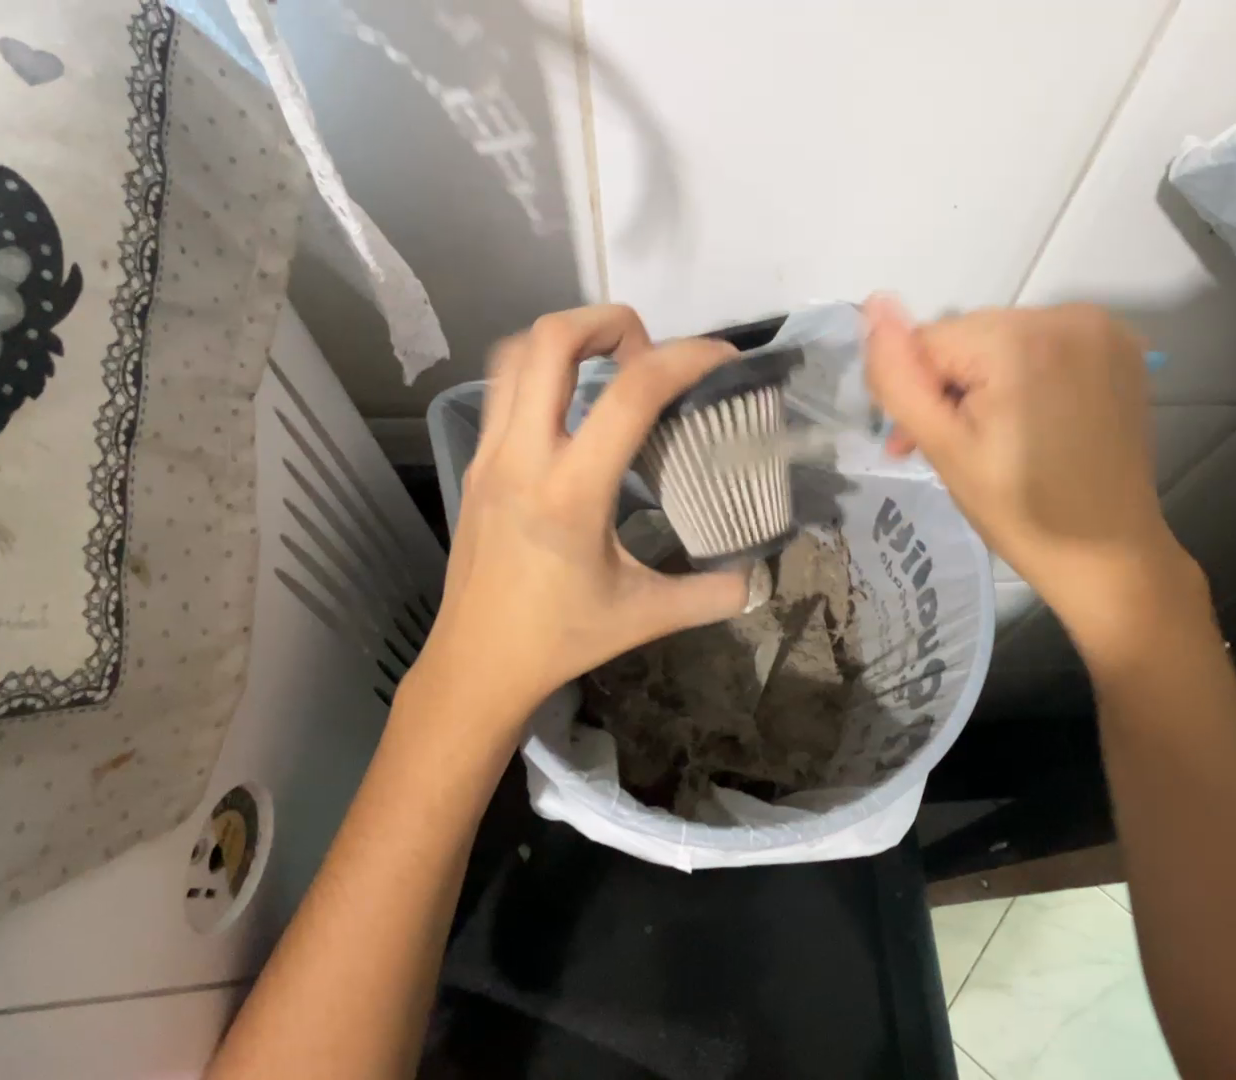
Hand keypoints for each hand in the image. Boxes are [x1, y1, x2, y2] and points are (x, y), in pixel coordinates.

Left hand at [421, 305, 751, 717]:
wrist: (475, 665)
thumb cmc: (560, 641)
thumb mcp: (645, 616)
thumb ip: (712, 594)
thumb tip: (759, 576)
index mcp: (572, 492)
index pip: (631, 393)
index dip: (686, 358)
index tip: (724, 360)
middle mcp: (522, 458)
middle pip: (550, 340)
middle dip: (610, 321)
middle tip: (651, 349)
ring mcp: (489, 457)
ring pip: (515, 356)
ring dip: (568, 339)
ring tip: (612, 363)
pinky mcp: (475, 466)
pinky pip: (503, 390)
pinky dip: (542, 373)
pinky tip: (576, 410)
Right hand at [863, 297, 1204, 650]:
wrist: (1105, 554)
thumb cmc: (1017, 510)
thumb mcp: (942, 446)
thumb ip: (899, 376)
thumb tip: (873, 304)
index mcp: (1020, 339)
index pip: (928, 341)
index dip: (918, 392)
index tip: (920, 445)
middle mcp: (1068, 316)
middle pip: (969, 336)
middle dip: (952, 386)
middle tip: (953, 449)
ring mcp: (1103, 330)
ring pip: (1004, 342)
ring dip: (986, 383)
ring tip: (991, 440)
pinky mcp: (1122, 350)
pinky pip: (1045, 348)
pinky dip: (1027, 378)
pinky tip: (1033, 423)